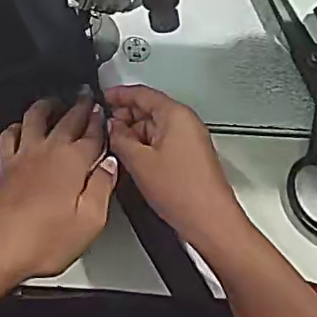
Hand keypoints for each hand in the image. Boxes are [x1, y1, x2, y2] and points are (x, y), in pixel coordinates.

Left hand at [0, 98, 117, 279]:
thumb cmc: (44, 237)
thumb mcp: (91, 220)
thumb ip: (102, 188)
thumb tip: (110, 167)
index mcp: (74, 162)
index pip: (93, 135)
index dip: (100, 122)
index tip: (103, 113)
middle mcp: (48, 151)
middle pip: (68, 120)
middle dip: (80, 107)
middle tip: (86, 98)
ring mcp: (24, 155)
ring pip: (36, 118)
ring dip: (48, 106)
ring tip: (55, 101)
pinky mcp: (6, 165)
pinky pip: (10, 134)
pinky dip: (17, 125)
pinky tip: (19, 126)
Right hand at [105, 85, 252, 252]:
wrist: (211, 223)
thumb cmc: (185, 194)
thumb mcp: (138, 161)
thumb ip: (119, 138)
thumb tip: (112, 128)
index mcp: (176, 115)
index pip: (142, 93)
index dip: (119, 94)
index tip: (105, 97)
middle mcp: (187, 123)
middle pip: (149, 108)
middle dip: (126, 116)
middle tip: (107, 126)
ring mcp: (191, 140)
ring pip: (155, 126)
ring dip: (135, 134)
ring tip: (118, 147)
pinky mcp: (191, 156)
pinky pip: (164, 141)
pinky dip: (147, 146)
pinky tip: (135, 160)